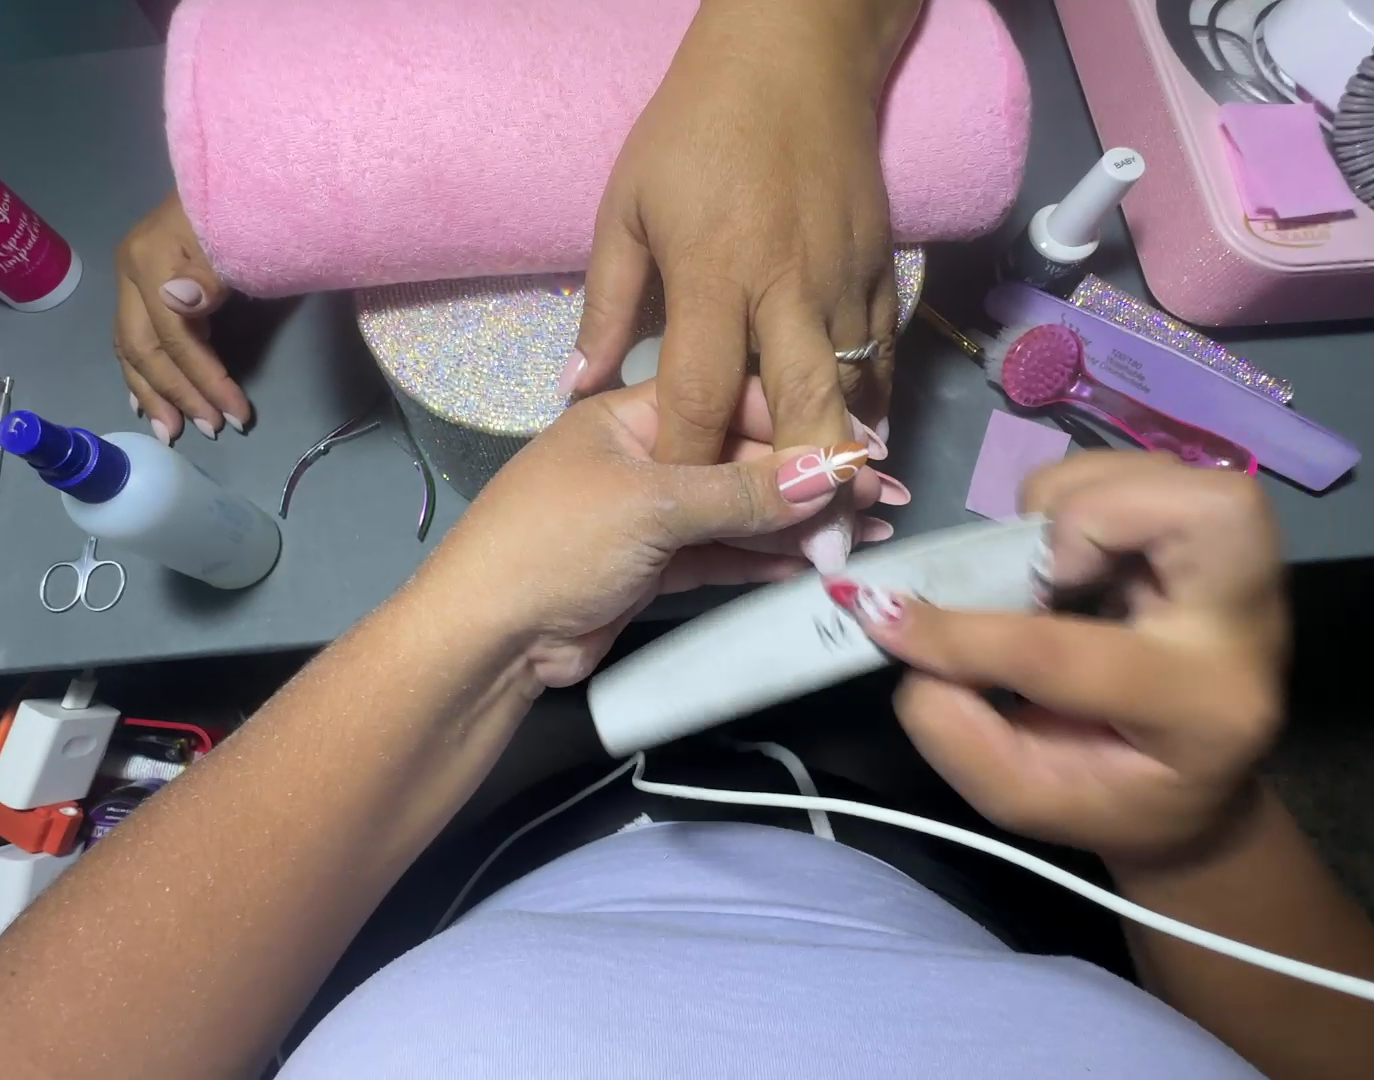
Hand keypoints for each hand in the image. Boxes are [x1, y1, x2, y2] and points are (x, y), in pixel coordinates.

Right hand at [113, 192, 247, 442]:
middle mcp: (132, 272)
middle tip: (207, 431)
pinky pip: (138, 337)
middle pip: (144, 350)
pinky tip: (147, 399)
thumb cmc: (244, 210)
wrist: (240, 174)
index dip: (205, 381)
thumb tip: (179, 304)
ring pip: (133, 349)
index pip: (174, 339)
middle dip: (176, 395)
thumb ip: (208, 274)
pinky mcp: (147, 285)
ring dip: (154, 393)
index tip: (237, 416)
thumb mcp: (233, 240)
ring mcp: (135, 278)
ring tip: (170, 429)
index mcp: (150, 262)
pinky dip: (145, 373)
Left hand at [425, 379, 888, 687]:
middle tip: (882, 499)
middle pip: (741, 461)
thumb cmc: (559, 542)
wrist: (491, 634)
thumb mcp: (650, 504)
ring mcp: (652, 516)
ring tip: (870, 533)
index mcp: (632, 416)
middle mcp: (647, 458)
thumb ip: (742, 490)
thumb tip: (832, 471)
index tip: (862, 450)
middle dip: (809, 482)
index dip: (798, 425)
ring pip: (737, 513)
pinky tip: (816, 562)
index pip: (729, 401)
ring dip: (798, 525)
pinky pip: (721, 554)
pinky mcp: (656, 567)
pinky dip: (765, 558)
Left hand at [568, 2, 912, 570]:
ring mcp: (841, 280)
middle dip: (803, 484)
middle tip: (814, 546)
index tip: (694, 515)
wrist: (796, 41)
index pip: (701, 395)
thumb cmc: (692, 130)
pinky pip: (880, 353)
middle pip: (796, 406)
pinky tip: (861, 440)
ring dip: (848, 456)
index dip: (698, 462)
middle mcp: (783, 289)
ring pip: (850, 388)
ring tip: (848, 513)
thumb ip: (607, 305)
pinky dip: (871, 402)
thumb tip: (577, 382)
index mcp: (712, 276)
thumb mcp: (625, 210)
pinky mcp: (880, 268)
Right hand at [831, 453, 1288, 859]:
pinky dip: (1075, 494)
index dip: (959, 634)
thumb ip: (949, 725)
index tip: (881, 615)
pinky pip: (1140, 474)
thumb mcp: (1015, 795)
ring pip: (1169, 478)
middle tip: (1033, 564)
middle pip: (1211, 512)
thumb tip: (904, 635)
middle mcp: (1238, 630)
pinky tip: (1056, 548)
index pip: (1063, 653)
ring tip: (1036, 559)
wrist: (1190, 785)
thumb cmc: (1102, 794)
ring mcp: (1236, 576)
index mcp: (1193, 712)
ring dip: (1071, 501)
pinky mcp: (1209, 545)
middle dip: (1092, 515)